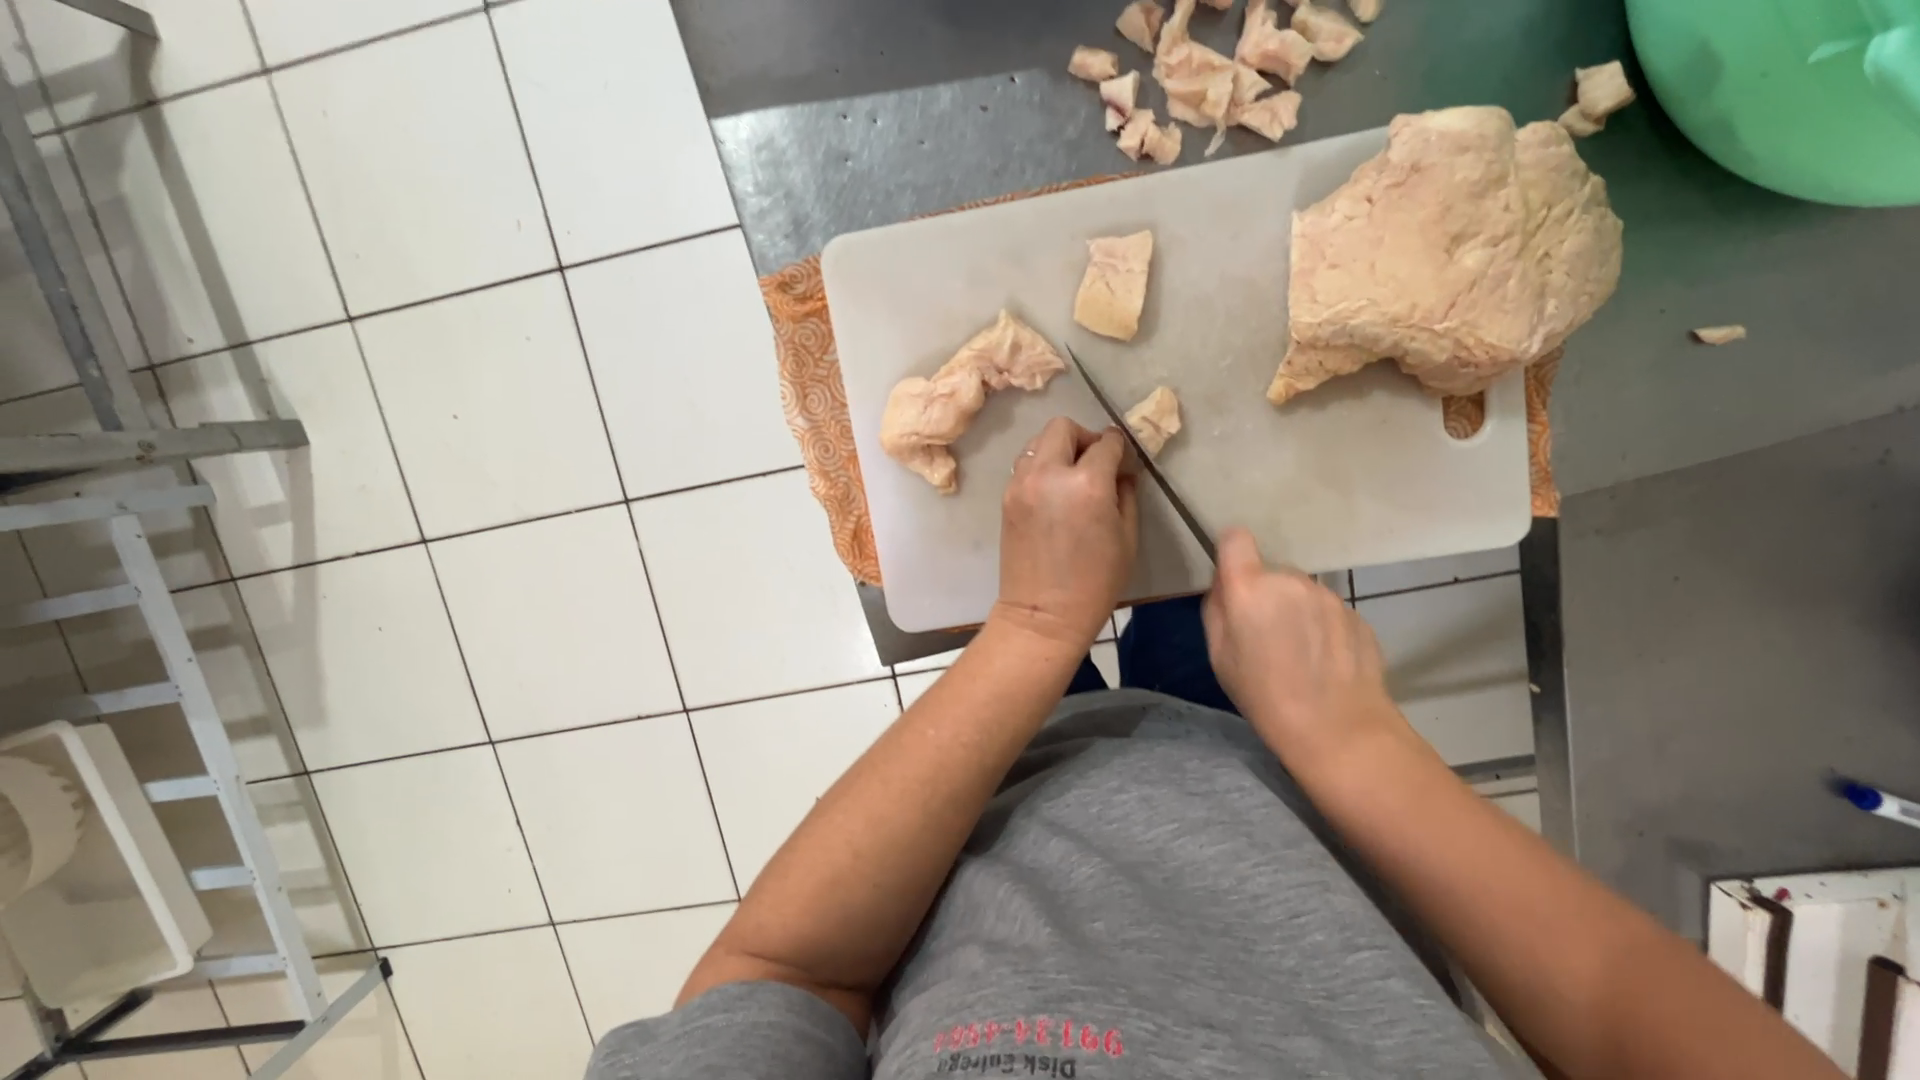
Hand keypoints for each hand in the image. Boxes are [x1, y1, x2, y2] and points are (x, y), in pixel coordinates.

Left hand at [993, 417, 1138, 649]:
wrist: (1043, 614)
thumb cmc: (1096, 582)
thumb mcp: (1127, 537)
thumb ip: (1126, 493)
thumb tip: (1122, 472)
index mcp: (1087, 484)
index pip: (1106, 443)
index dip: (1120, 448)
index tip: (1123, 462)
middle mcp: (1049, 474)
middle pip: (1064, 427)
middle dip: (1084, 438)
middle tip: (1096, 463)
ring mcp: (1021, 484)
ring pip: (1038, 442)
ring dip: (1058, 450)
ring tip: (1072, 478)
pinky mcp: (1007, 498)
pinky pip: (1025, 465)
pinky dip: (1041, 468)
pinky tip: (1053, 495)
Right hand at [1202, 527, 1405, 767]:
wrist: (1338, 728)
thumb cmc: (1264, 696)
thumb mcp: (1219, 657)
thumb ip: (1217, 610)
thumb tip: (1224, 586)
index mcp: (1250, 588)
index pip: (1235, 539)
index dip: (1231, 555)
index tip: (1233, 582)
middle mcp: (1290, 580)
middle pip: (1270, 572)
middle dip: (1265, 595)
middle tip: (1266, 637)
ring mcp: (1328, 595)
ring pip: (1300, 592)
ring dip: (1295, 611)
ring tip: (1299, 654)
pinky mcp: (1355, 613)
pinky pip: (1326, 611)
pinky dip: (1321, 628)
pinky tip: (1324, 663)